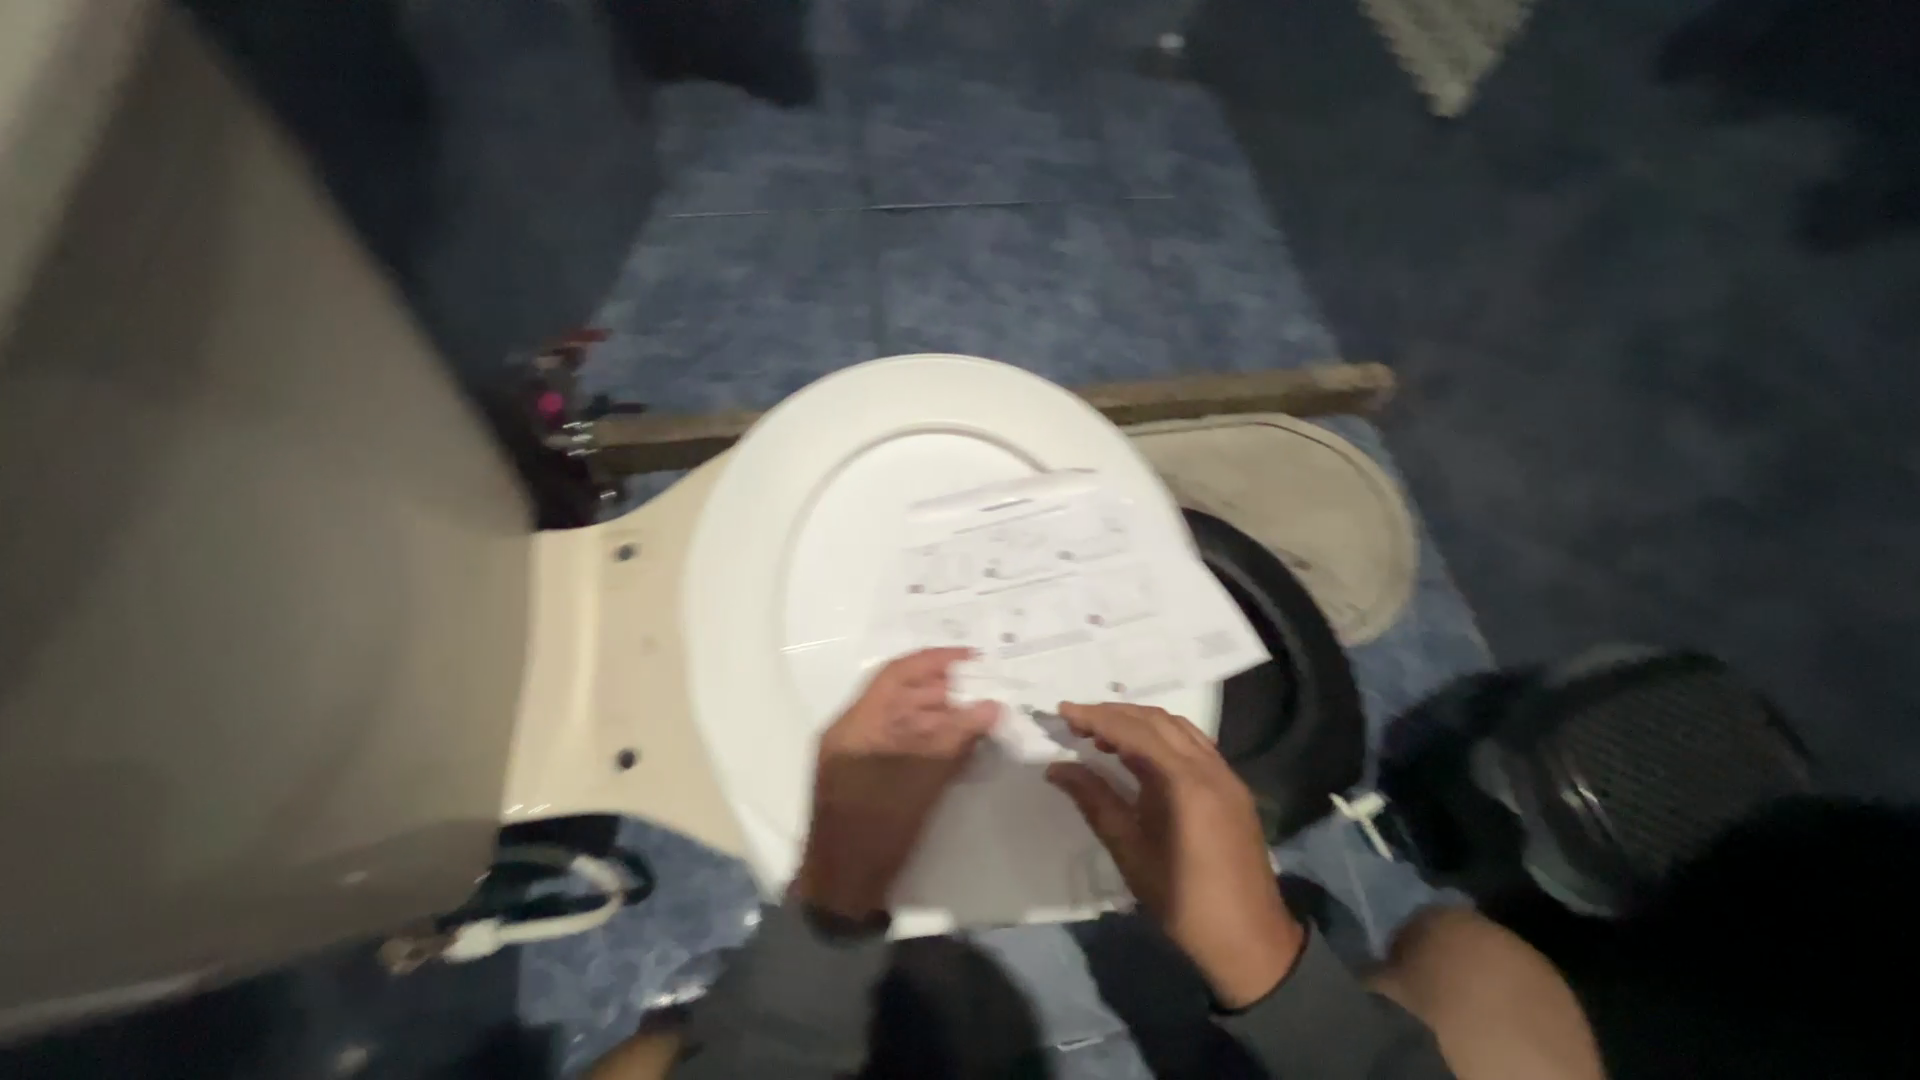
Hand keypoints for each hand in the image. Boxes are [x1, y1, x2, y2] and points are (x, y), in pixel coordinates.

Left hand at [790, 648, 999, 920]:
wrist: (842, 890)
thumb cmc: (875, 830)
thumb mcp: (920, 781)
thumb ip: (955, 739)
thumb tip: (992, 706)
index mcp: (855, 725)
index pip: (896, 675)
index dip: (934, 661)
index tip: (973, 658)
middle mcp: (854, 732)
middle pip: (901, 697)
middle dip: (945, 691)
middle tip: (986, 690)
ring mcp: (860, 756)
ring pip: (905, 723)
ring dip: (942, 717)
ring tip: (982, 718)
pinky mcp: (871, 779)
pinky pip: (903, 747)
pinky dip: (932, 742)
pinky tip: (963, 746)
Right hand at [1046, 702, 1305, 1008]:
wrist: (1249, 940)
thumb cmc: (1182, 900)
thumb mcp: (1130, 850)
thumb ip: (1094, 800)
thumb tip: (1057, 768)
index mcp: (1184, 782)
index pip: (1133, 731)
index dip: (1095, 717)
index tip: (1062, 712)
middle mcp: (1209, 767)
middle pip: (1157, 721)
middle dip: (1114, 714)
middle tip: (1076, 722)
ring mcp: (1227, 775)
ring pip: (1178, 728)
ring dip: (1139, 722)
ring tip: (1103, 735)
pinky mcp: (1233, 788)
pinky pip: (1194, 744)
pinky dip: (1163, 737)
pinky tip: (1141, 754)